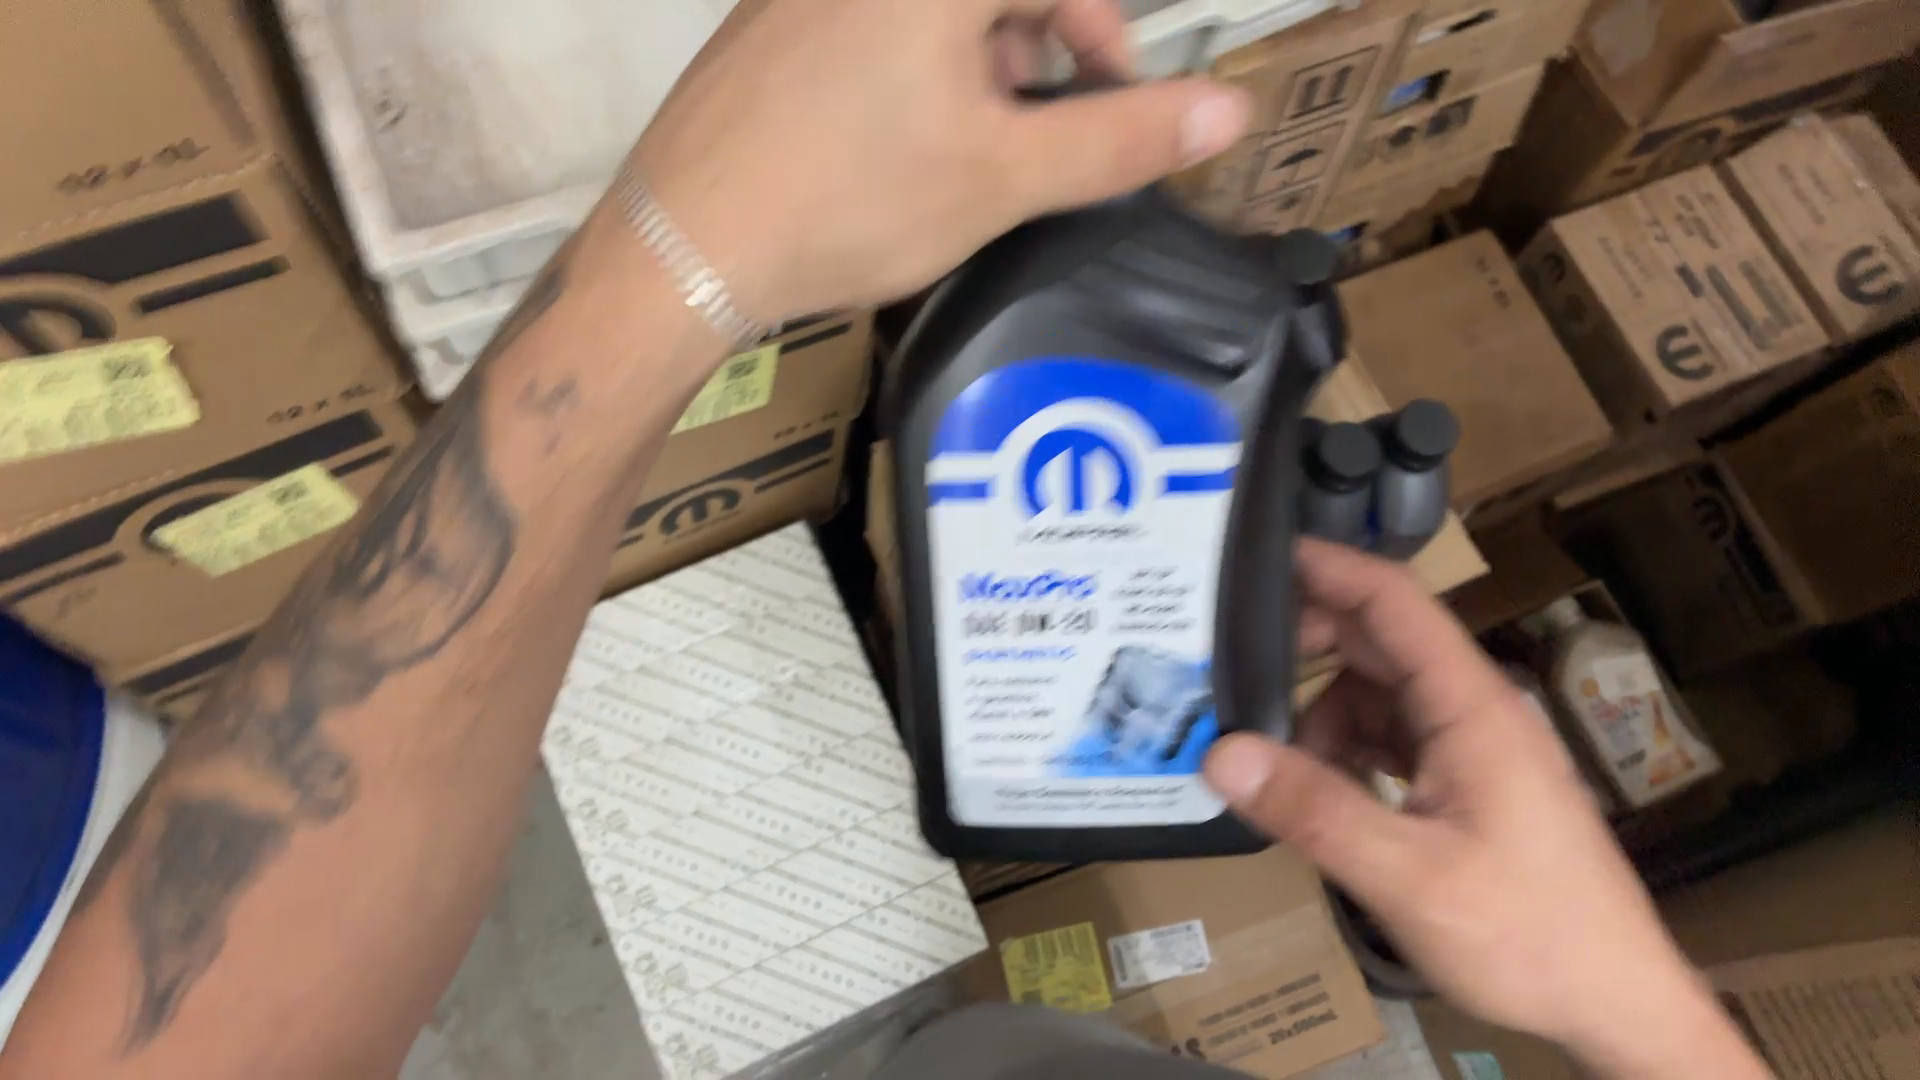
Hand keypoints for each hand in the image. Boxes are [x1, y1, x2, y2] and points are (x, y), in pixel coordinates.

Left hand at [626, 0, 1249, 320]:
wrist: (693, 246)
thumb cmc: (850, 202)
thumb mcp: (1001, 177)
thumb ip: (1116, 141)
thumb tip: (1228, 111)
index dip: (1106, 37)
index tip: (1113, 107)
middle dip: (1041, 63)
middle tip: (1038, 150)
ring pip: (938, 21)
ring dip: (981, 81)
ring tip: (972, 164)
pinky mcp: (778, 28)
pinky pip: (879, 37)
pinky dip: (920, 84)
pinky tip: (908, 154)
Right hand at [1202, 541, 1726, 1064]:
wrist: (1618, 1010)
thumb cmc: (1532, 937)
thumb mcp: (1410, 877)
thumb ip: (1313, 810)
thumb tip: (1220, 755)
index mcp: (1471, 706)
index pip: (1395, 603)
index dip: (1331, 567)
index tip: (1261, 554)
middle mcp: (1469, 709)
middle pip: (1375, 640)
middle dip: (1303, 643)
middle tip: (1232, 662)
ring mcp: (1466, 745)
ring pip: (1371, 693)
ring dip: (1317, 713)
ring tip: (1275, 757)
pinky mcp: (1459, 779)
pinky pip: (1382, 736)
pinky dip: (1339, 748)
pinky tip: (1318, 787)